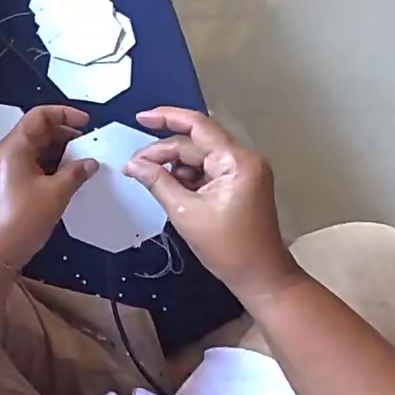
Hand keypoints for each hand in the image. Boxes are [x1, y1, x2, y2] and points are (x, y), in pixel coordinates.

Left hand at [0, 105, 97, 267]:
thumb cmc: (21, 218)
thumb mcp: (55, 193)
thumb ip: (75, 173)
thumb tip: (89, 162)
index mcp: (14, 147)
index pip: (39, 116)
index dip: (64, 114)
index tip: (86, 122)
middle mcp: (8, 153)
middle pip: (38, 130)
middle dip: (65, 134)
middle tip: (89, 144)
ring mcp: (8, 168)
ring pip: (37, 148)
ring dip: (60, 151)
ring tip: (84, 161)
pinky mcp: (11, 183)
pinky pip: (34, 164)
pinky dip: (52, 165)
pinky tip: (70, 176)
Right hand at [122, 107, 304, 303]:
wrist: (261, 277)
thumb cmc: (228, 248)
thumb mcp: (184, 212)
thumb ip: (157, 181)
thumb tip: (133, 164)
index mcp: (236, 162)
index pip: (198, 126)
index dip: (166, 118)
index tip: (140, 119)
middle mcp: (243, 160)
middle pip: (195, 143)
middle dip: (163, 152)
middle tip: (135, 166)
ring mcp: (242, 171)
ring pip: (197, 156)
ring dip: (172, 166)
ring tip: (150, 180)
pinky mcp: (238, 183)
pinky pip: (205, 169)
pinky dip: (185, 176)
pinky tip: (169, 188)